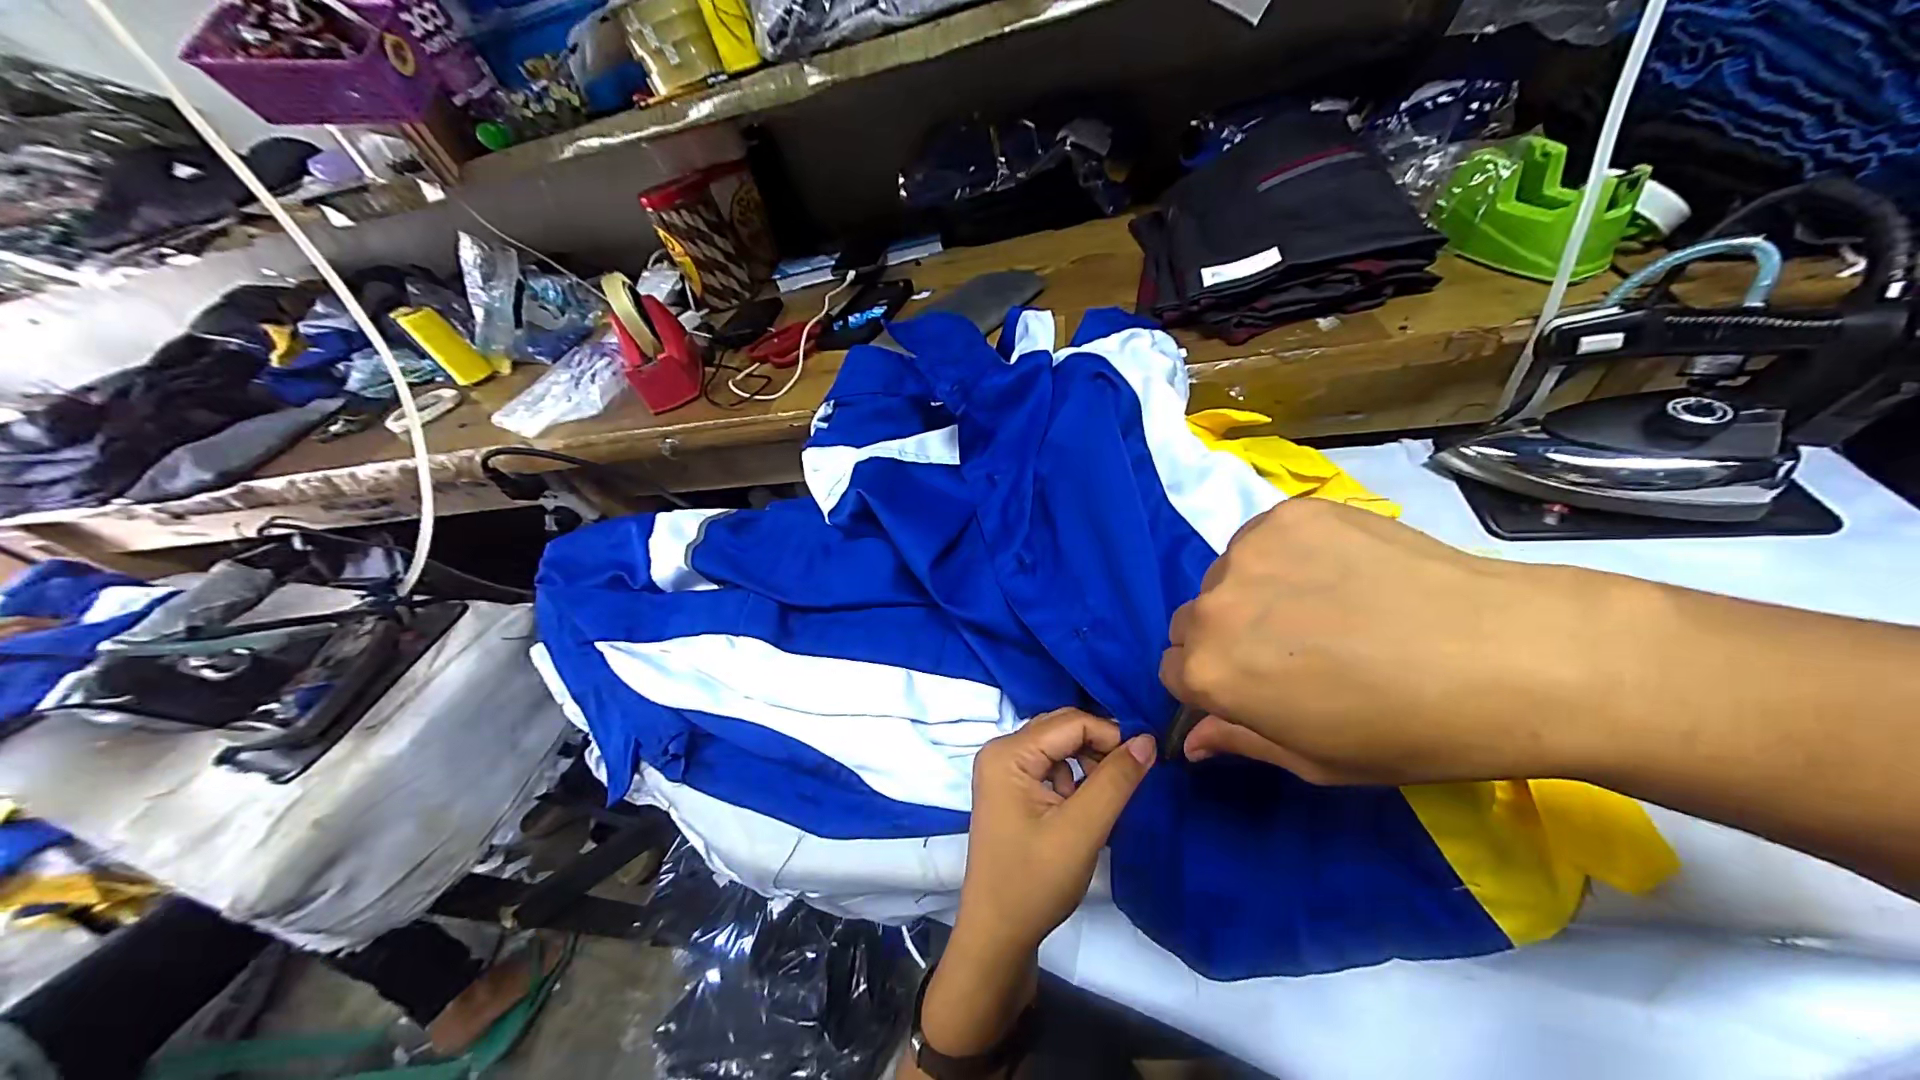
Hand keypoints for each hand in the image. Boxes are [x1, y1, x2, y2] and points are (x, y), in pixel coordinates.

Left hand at [916, 710, 1153, 1062]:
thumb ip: (1116, 781)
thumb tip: (1147, 740)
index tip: (1144, 764)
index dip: (1111, 737)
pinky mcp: (1011, 789)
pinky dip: (1074, 780)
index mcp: (1008, 753)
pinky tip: (1082, 810)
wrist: (998, 933)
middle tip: (1126, 783)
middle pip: (1063, 728)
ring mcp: (1003, 770)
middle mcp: (1001, 751)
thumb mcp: (1082, 830)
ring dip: (1088, 765)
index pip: (1071, 722)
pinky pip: (1051, 765)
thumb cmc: (1035, 882)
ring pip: (1060, 746)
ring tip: (1101, 804)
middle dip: (1099, 749)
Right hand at [1160, 498, 1657, 784]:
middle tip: (1294, 648)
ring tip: (1328, 606)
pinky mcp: (1290, 513)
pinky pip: (1264, 538)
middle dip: (1228, 637)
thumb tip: (1191, 740)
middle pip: (1194, 621)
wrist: (1513, 655)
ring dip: (1256, 592)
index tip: (1256, 687)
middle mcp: (1212, 607)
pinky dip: (1288, 555)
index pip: (1173, 670)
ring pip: (1229, 576)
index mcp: (1210, 672)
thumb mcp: (1317, 759)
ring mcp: (1251, 551)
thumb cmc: (1410, 729)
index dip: (1214, 683)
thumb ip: (1240, 740)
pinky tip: (1342, 573)